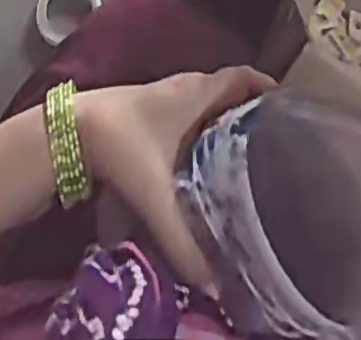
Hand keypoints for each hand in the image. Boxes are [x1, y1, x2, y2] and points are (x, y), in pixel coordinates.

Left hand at [74, 67, 276, 295]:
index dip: (266, 84)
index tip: (289, 105)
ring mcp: (163, 94)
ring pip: (205, 100)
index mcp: (195, 92)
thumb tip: (214, 284)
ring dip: (225, 117)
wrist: (72, 127)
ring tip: (247, 149)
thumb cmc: (121, 143)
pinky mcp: (148, 107)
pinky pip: (188, 110)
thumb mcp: (155, 193)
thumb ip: (183, 241)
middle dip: (250, 108)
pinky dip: (203, 124)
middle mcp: (183, 86)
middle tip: (274, 138)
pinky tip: (203, 155)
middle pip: (226, 89)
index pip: (241, 77)